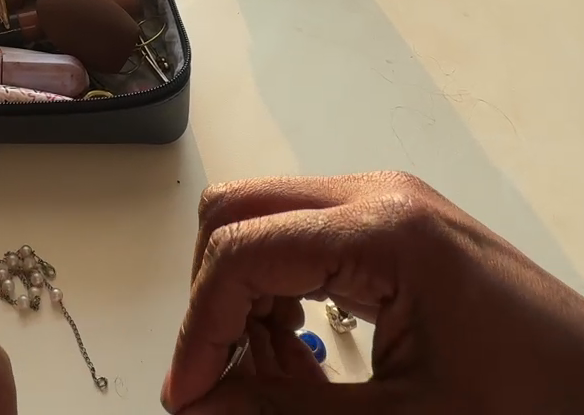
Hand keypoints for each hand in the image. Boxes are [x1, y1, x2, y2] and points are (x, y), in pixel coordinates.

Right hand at [163, 172, 583, 414]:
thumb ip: (289, 413)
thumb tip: (198, 407)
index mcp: (381, 228)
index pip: (242, 250)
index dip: (202, 326)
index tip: (187, 398)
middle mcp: (372, 192)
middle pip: (238, 211)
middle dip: (215, 297)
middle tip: (228, 381)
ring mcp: (385, 200)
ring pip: (264, 221)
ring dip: (249, 298)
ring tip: (280, 380)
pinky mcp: (395, 224)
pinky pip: (302, 238)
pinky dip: (284, 292)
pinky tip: (311, 358)